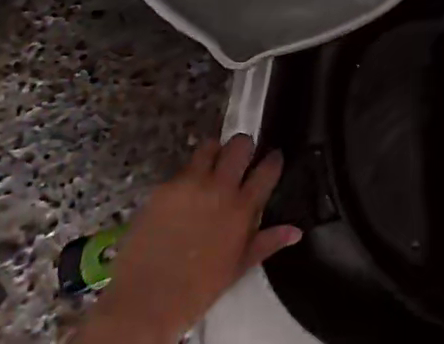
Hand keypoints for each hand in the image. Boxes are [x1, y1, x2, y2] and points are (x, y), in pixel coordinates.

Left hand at [75, 134, 300, 342]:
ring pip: (210, 146)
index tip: (274, 157)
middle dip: (244, 147)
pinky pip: (184, 168)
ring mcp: (190, 183)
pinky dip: (190, 174)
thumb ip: (267, 243)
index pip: (266, 170)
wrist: (148, 298)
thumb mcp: (238, 267)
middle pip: (239, 145)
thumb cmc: (199, 289)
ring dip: (216, 152)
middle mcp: (218, 188)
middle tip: (242, 158)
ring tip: (214, 167)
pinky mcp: (166, 185)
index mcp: (241, 210)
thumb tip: (295, 231)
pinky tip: (187, 192)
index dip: (273, 160)